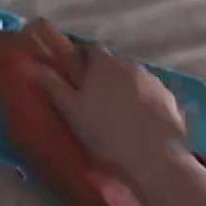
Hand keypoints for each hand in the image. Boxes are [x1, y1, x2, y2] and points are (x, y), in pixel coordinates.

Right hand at [35, 44, 189, 185]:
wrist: (154, 158)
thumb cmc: (106, 132)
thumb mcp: (72, 111)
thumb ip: (54, 86)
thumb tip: (36, 66)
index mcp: (104, 63)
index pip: (89, 48)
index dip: (80, 55)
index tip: (73, 69)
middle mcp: (129, 64)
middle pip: (112, 62)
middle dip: (102, 73)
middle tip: (92, 94)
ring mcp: (153, 80)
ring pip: (132, 77)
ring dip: (123, 86)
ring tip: (116, 110)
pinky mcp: (169, 98)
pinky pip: (150, 93)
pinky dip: (142, 100)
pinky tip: (138, 121)